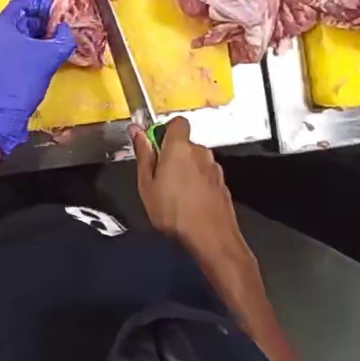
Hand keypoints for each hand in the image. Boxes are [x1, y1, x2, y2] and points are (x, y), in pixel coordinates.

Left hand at [0, 0, 76, 154]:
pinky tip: (40, 53)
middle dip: (38, 20)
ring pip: (13, 33)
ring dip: (33, 34)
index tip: (56, 9)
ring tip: (52, 40)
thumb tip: (65, 29)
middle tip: (57, 25)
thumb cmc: (25, 79)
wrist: (5, 112)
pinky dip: (24, 45)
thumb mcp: (51, 55)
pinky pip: (8, 46)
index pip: (20, 4)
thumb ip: (64, 37)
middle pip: (16, 18)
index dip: (41, 4)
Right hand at [132, 118, 247, 262]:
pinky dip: (197, 184)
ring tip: (174, 195)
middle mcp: (201, 152)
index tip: (154, 147)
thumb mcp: (147, 184)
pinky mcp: (223, 184)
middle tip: (158, 178)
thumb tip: (137, 130)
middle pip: (184, 144)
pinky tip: (190, 203)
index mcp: (179, 148)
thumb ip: (143, 154)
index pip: (177, 122)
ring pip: (195, 161)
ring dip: (185, 171)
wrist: (211, 238)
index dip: (165, 130)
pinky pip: (205, 176)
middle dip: (172, 155)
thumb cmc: (173, 212)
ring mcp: (214, 169)